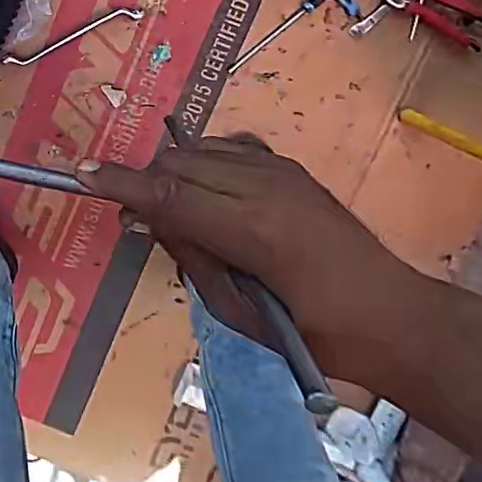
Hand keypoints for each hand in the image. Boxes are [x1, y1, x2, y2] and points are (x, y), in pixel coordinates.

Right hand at [76, 134, 432, 380]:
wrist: (399, 316)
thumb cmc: (316, 334)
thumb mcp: (238, 310)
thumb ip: (188, 256)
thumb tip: (146, 219)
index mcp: (254, 231)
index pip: (168, 195)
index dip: (120, 184)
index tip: (81, 173)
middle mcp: (264, 188)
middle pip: (174, 165)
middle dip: (146, 184)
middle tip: (141, 220)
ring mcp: (278, 170)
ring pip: (194, 150)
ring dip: (172, 174)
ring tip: (181, 209)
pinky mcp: (286, 164)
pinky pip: (223, 147)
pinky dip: (202, 162)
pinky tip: (210, 188)